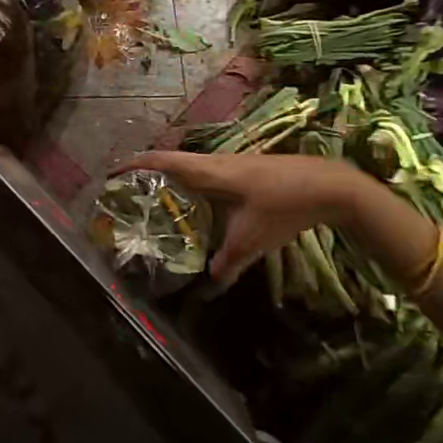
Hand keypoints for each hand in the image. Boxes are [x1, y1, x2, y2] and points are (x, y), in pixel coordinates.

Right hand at [118, 152, 377, 285]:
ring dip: (174, 181)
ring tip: (158, 201)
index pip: (164, 161)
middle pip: (175, 162)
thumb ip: (228, 262)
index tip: (113, 171)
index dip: (136, 164)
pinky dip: (195, 187)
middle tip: (130, 193)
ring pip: (194, 169)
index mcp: (211, 171)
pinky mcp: (249, 171)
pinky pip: (211, 176)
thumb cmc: (284, 206)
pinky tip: (201, 207)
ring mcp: (235, 164)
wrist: (330, 185)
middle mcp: (218, 162)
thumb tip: (210, 281)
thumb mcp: (252, 240)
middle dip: (150, 174)